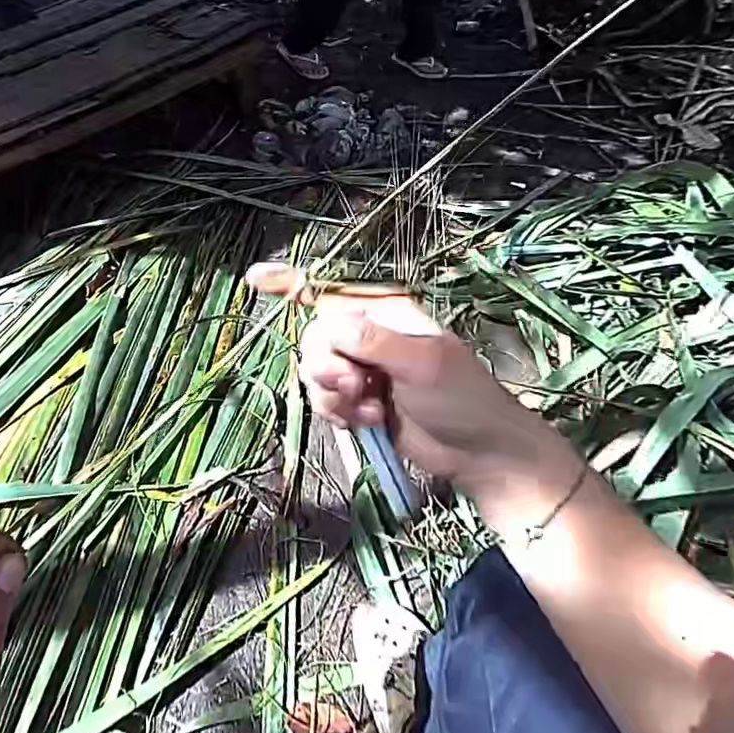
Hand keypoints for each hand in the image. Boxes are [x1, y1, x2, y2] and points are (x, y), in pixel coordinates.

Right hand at [246, 263, 572, 491]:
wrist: (479, 454)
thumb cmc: (462, 398)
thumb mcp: (422, 363)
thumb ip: (373, 341)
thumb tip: (328, 323)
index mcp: (385, 313)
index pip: (331, 290)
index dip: (291, 282)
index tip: (254, 279)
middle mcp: (367, 335)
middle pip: (314, 336)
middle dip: (326, 364)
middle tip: (355, 384)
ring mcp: (360, 368)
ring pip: (314, 371)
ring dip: (334, 394)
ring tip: (368, 409)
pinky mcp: (356, 401)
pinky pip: (323, 399)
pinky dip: (338, 413)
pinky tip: (367, 422)